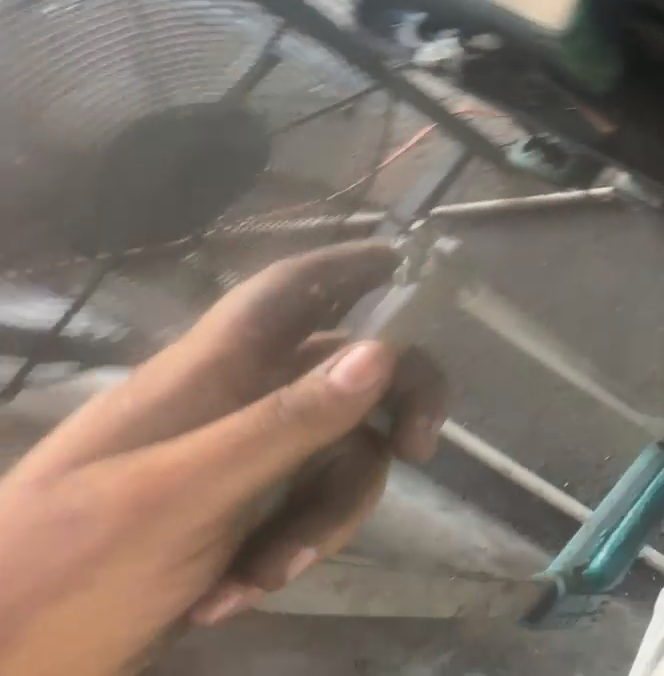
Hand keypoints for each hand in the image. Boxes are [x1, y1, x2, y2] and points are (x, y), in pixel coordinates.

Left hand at [0, 241, 448, 675]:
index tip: (407, 260)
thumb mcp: (176, 498)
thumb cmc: (53, 574)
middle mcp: (235, 404)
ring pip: (343, 451)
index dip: (346, 266)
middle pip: (350, 370)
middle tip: (421, 445)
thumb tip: (386, 349)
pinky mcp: (243, 514)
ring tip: (272, 572)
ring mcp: (240, 461)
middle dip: (395, 405)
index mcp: (207, 376)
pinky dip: (296, 547)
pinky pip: (314, 506)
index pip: (286, 293)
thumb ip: (285, 421)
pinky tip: (241, 592)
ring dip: (328, 514)